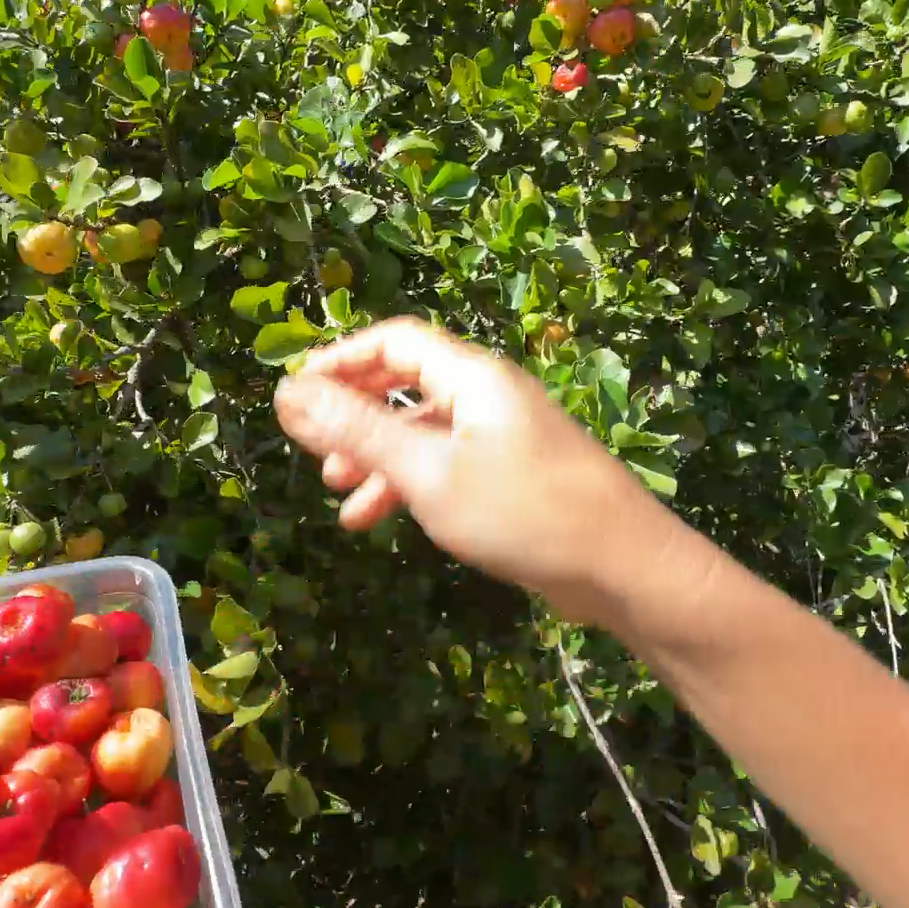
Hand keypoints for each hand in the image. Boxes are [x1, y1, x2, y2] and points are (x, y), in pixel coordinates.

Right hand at [273, 318, 668, 622]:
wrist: (620, 566)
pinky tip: (379, 518)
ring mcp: (503, 436)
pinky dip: (410, 485)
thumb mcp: (428, 472)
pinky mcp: (511, 475)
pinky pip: (447, 466)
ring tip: (338, 492)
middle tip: (314, 449)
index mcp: (472, 376)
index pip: (396, 342)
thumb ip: (359, 431)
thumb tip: (288, 392)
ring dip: (378, 457)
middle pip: (407, 384)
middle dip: (356, 415)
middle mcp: (488, 395)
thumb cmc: (522, 510)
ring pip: (423, 432)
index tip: (296, 392)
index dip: (341, 359)